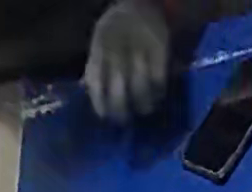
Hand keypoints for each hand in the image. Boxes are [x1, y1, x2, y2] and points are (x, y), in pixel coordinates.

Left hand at [85, 0, 170, 120]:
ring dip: (142, 104)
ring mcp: (139, 49)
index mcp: (100, 46)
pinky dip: (158, 93)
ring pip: (140, 89)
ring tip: (143, 109)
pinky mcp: (159, 49)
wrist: (142, 3)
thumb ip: (96, 66)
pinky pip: (158, 81)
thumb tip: (93, 97)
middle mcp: (118, 48)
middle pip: (118, 90)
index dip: (100, 103)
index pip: (96, 82)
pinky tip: (156, 96)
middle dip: (120, 110)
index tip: (105, 116)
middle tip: (124, 120)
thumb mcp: (100, 41)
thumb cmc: (118, 29)